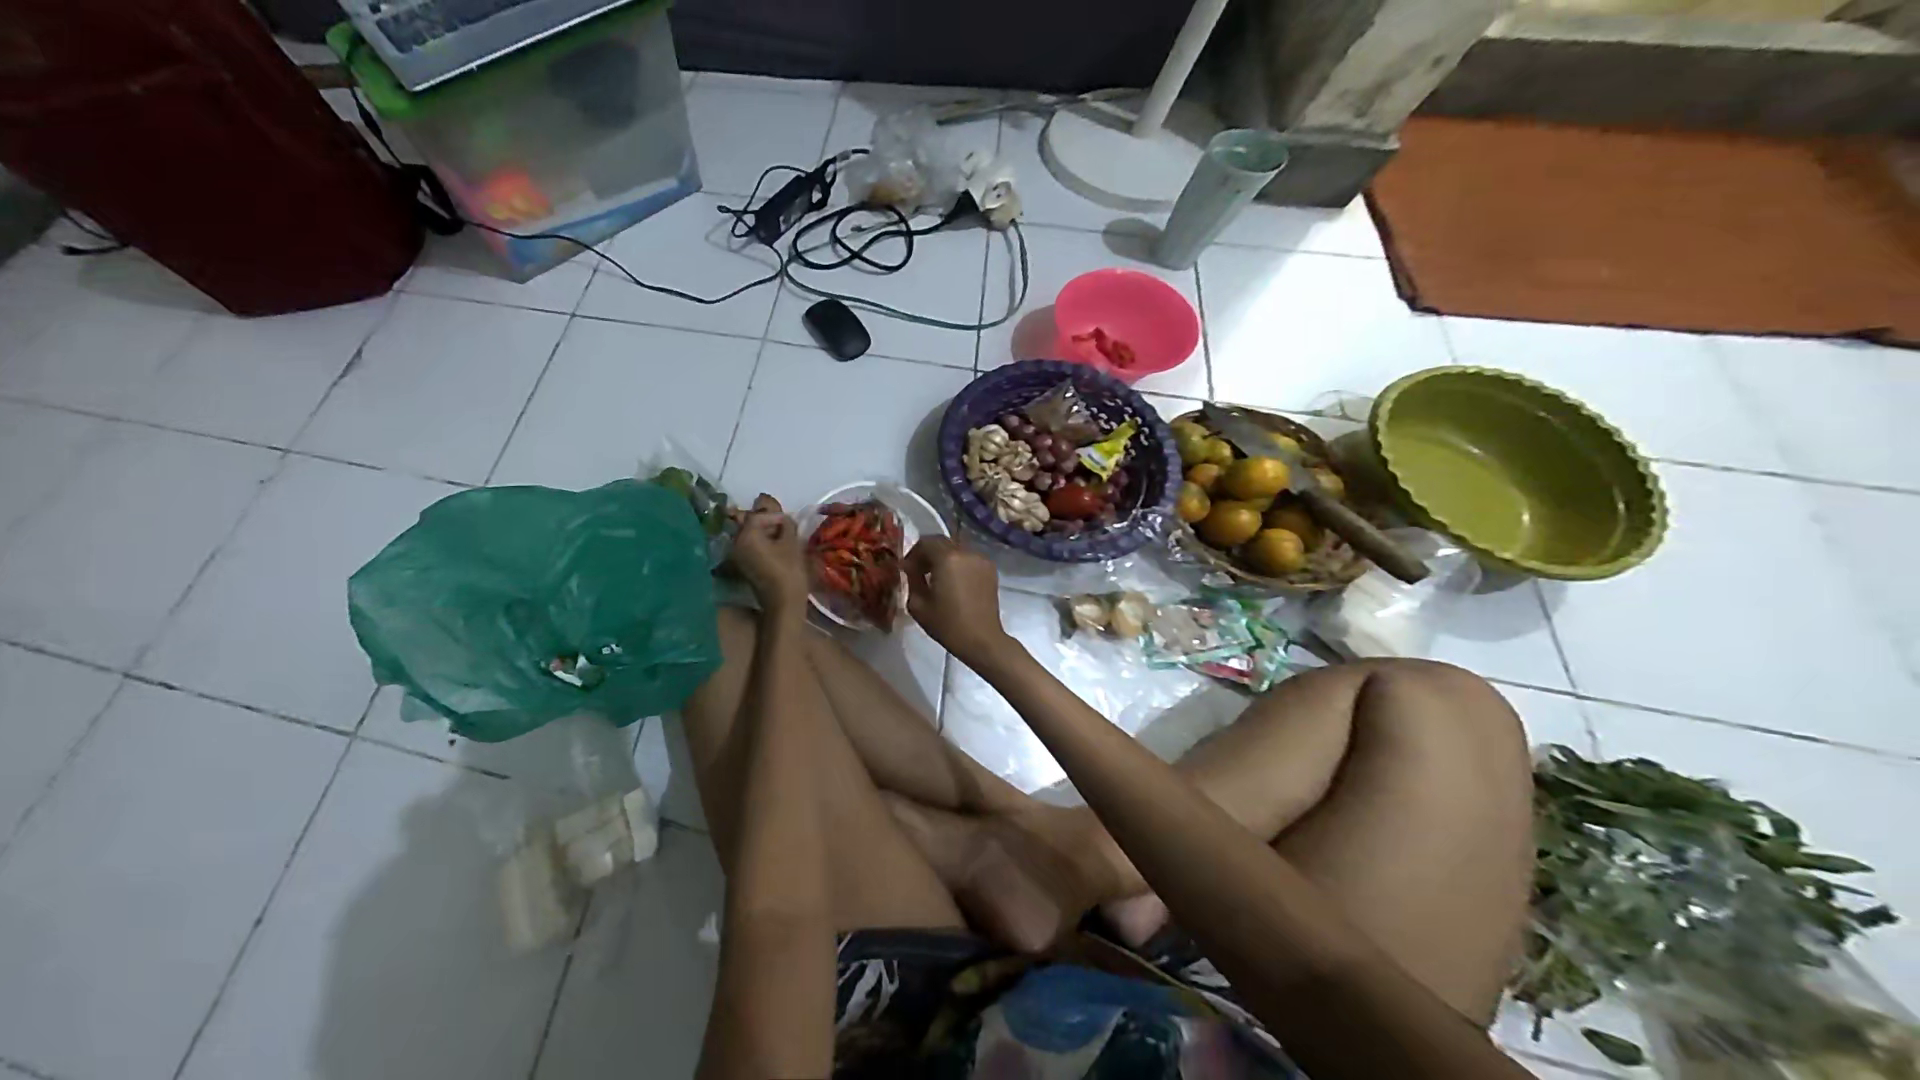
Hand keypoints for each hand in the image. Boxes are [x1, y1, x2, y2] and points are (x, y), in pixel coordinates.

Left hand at [729, 495, 807, 610]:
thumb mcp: (791, 543)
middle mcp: (736, 544)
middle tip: (786, 527)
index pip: (757, 516)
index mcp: (746, 536)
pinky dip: (762, 545)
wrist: (783, 602)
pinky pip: (750, 548)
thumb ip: (787, 525)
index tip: (790, 521)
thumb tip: (785, 519)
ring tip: (783, 537)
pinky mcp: (743, 566)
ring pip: (750, 537)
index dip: (775, 516)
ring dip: (765, 534)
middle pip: (750, 525)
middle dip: (768, 524)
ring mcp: (737, 556)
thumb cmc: (789, 570)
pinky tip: (776, 548)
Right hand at [903, 537, 1013, 666]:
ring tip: (936, 578)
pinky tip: (953, 582)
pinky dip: (958, 564)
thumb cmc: (947, 624)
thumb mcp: (918, 604)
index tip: (907, 569)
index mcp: (947, 558)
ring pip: (956, 549)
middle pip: (942, 542)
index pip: (926, 542)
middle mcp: (966, 552)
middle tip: (919, 572)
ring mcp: (981, 559)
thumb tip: (910, 568)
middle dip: (928, 554)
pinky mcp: (990, 569)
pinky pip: (968, 558)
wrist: (981, 639)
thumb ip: (912, 579)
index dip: (913, 553)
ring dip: (943, 558)